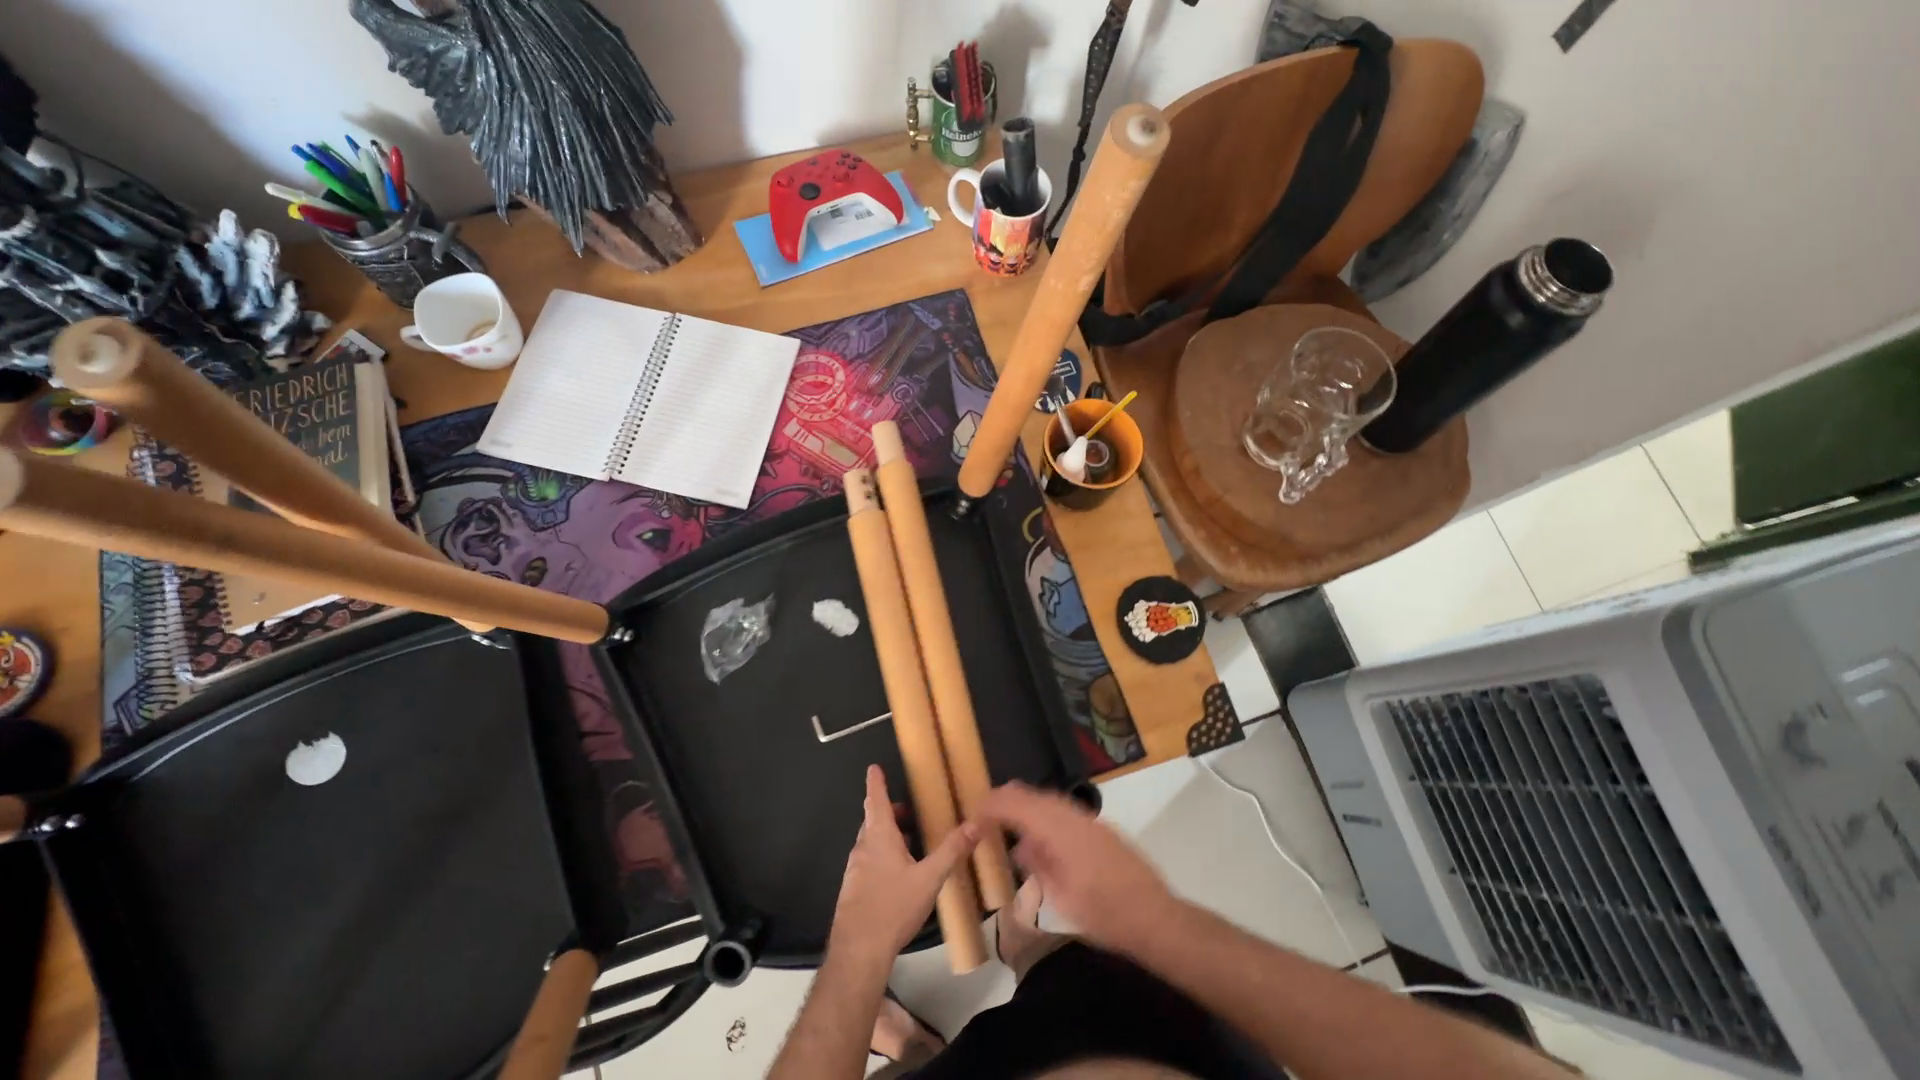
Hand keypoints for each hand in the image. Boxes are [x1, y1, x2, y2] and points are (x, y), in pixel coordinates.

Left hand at [827, 765, 979, 969]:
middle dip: (888, 811)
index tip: (873, 768)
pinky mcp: (853, 890)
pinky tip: (897, 874)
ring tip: (907, 840)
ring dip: (886, 835)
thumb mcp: (930, 878)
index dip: (875, 783)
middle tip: (906, 809)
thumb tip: (976, 824)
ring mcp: (854, 870)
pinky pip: (867, 862)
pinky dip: (881, 856)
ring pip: (870, 843)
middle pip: (873, 821)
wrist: (859, 949)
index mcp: (879, 838)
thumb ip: (952, 850)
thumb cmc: (893, 907)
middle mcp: (863, 848)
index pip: (875, 800)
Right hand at [976, 782, 1178, 953]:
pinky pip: (1068, 812)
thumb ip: (1040, 866)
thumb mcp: (1062, 898)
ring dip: (1029, 805)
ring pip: (1054, 802)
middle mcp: (1078, 820)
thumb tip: (1021, 848)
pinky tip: (1043, 834)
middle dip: (1010, 799)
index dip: (995, 805)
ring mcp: (1094, 824)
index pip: (1020, 806)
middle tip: (987, 809)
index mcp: (1063, 834)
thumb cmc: (1105, 916)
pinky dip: (1048, 814)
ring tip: (1009, 817)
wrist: (1155, 919)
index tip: (976, 810)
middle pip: (1037, 797)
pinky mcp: (1105, 832)